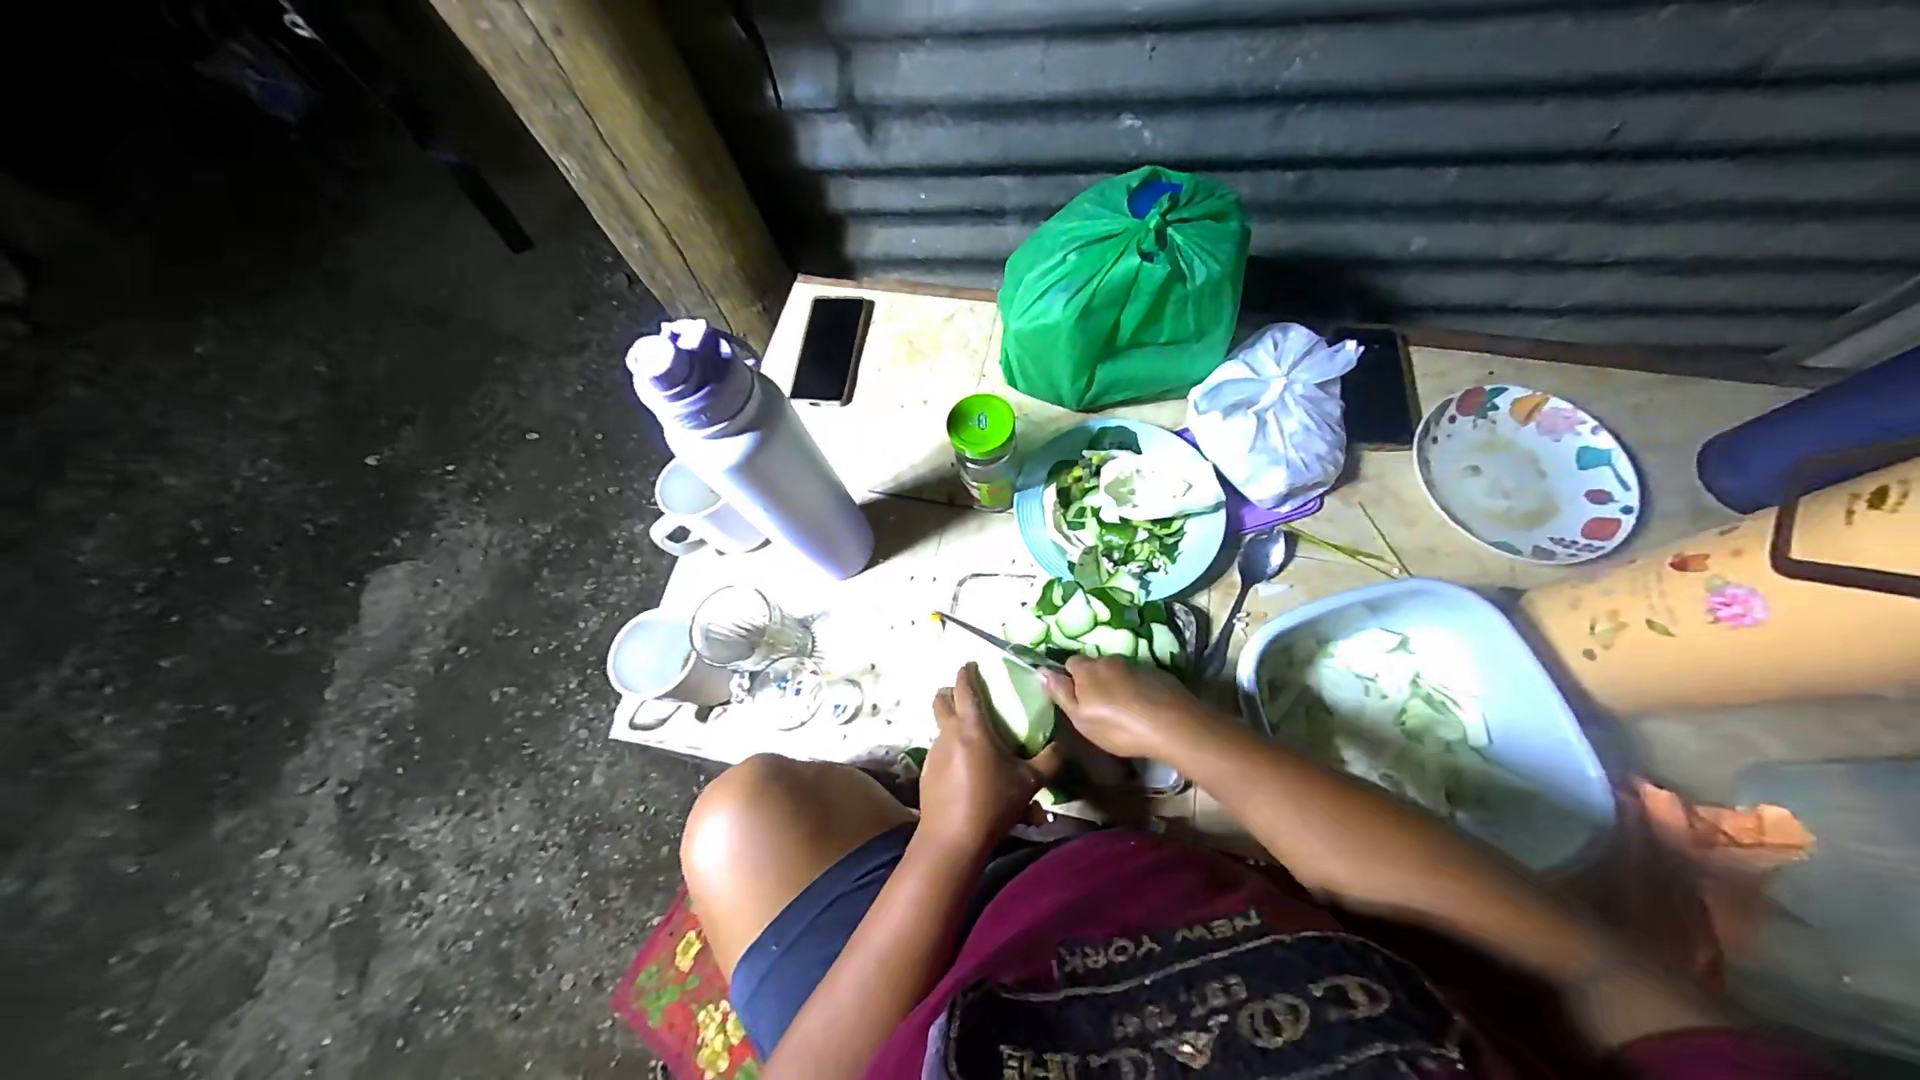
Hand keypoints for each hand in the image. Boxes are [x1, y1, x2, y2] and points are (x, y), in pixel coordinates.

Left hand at [918, 664, 1064, 852]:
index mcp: (972, 726)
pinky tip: (966, 770)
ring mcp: (934, 752)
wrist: (953, 839)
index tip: (971, 665)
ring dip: (951, 723)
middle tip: (967, 695)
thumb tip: (1063, 747)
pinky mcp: (927, 771)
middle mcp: (948, 732)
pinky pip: (939, 750)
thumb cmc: (992, 803)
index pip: (963, 686)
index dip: (966, 671)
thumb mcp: (1029, 783)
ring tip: (974, 738)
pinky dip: (950, 749)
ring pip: (940, 726)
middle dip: (950, 692)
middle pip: (940, 699)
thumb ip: (1049, 761)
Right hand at [1040, 655, 1215, 759]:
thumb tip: (1041, 670)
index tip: (1076, 699)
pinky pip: (1138, 678)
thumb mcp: (1081, 718)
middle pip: (1095, 666)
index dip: (1070, 679)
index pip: (1069, 663)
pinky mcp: (1158, 673)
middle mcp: (1109, 659)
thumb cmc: (1119, 727)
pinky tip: (1143, 709)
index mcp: (1087, 669)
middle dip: (1094, 681)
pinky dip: (1136, 689)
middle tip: (1099, 709)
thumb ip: (1061, 693)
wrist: (1173, 725)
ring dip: (1116, 685)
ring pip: (1117, 671)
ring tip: (1123, 711)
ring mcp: (1136, 664)